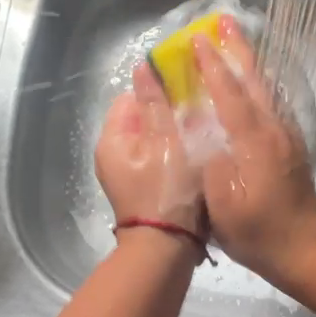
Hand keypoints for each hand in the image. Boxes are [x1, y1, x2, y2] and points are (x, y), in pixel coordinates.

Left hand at [94, 61, 204, 238]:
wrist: (168, 249)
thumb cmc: (167, 190)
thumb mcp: (166, 141)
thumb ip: (156, 103)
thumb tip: (143, 67)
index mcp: (112, 140)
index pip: (131, 98)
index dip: (158, 90)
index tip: (187, 92)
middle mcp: (114, 156)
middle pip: (143, 119)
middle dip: (170, 113)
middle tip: (200, 113)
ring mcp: (128, 175)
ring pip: (154, 140)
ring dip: (176, 135)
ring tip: (203, 133)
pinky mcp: (144, 190)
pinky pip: (159, 160)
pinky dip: (176, 155)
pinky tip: (198, 156)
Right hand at [193, 17, 315, 279]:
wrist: (303, 250)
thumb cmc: (257, 232)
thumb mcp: (223, 204)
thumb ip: (211, 163)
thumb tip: (203, 133)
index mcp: (255, 142)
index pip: (231, 94)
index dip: (212, 66)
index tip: (196, 40)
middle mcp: (275, 130)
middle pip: (254, 80)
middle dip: (237, 49)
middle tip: (223, 21)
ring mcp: (286, 137)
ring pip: (266, 89)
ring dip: (248, 62)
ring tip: (233, 40)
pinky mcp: (290, 147)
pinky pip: (270, 103)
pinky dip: (256, 83)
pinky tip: (249, 81)